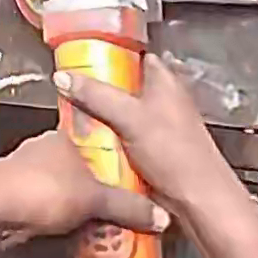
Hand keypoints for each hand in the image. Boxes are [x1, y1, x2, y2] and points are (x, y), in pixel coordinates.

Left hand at [0, 130, 169, 244]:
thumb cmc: (37, 188)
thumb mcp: (94, 197)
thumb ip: (127, 206)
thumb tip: (158, 215)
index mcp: (64, 140)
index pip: (100, 146)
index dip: (122, 166)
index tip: (145, 185)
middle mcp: (48, 157)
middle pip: (88, 177)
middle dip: (107, 198)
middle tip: (136, 218)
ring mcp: (35, 181)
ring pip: (72, 199)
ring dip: (89, 218)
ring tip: (119, 235)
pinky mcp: (25, 206)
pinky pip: (58, 219)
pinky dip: (71, 231)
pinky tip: (88, 244)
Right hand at [51, 55, 242, 215]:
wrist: (195, 205)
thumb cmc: (178, 156)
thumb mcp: (130, 117)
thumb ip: (95, 95)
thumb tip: (62, 77)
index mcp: (163, 83)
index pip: (133, 55)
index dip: (108, 52)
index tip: (79, 52)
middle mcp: (157, 101)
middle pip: (117, 84)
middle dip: (92, 86)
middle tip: (67, 85)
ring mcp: (149, 126)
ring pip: (111, 111)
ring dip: (92, 114)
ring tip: (68, 111)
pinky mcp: (140, 149)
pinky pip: (110, 135)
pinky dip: (97, 136)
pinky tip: (81, 138)